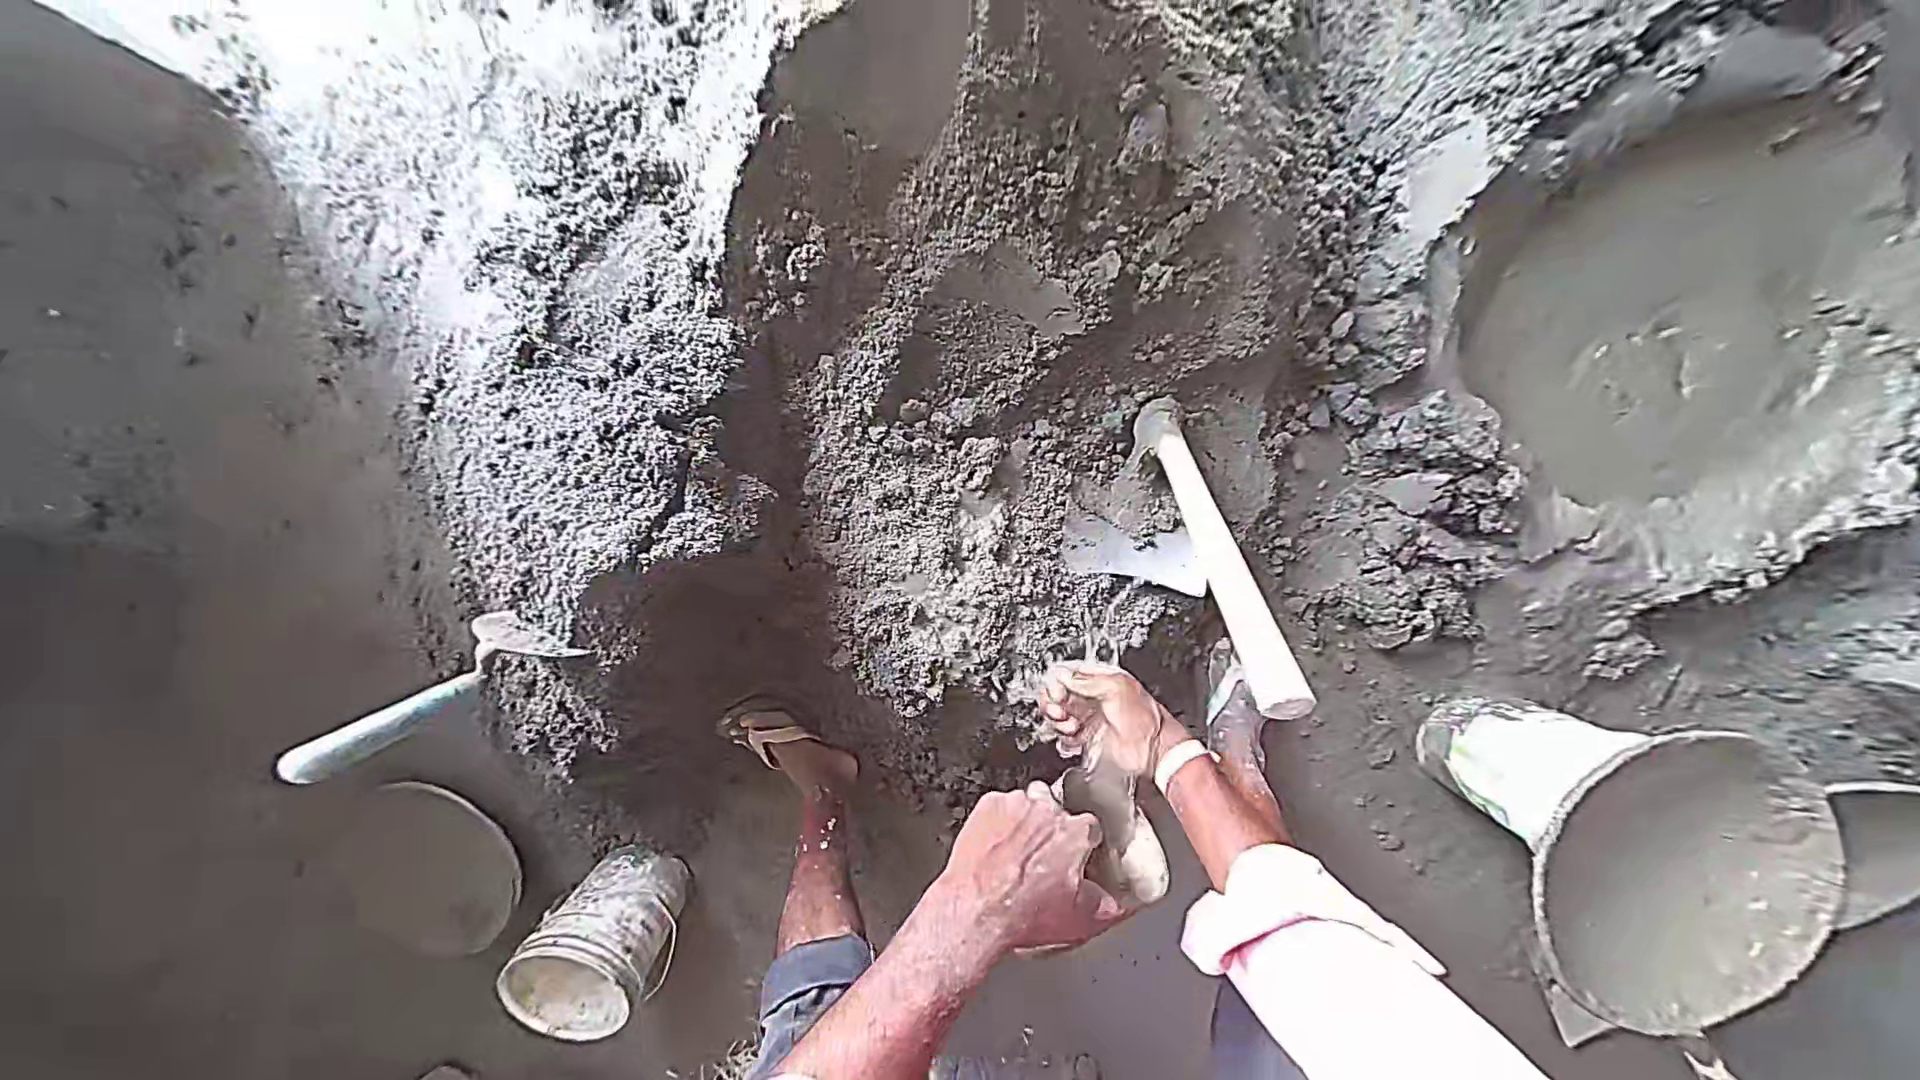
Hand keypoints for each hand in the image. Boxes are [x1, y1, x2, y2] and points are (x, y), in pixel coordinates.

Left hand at [933, 783, 1125, 955]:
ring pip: (1029, 803)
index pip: (1090, 826)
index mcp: (1075, 832)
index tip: (1076, 854)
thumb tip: (1117, 900)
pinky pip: (1001, 804)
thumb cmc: (1023, 915)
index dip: (1083, 842)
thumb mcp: (1081, 921)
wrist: (975, 910)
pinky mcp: (990, 803)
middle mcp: (1048, 810)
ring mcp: (1017, 803)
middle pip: (1057, 810)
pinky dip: (1000, 820)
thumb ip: (1108, 902)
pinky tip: (997, 844)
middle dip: (1052, 829)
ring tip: (1017, 851)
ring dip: (1027, 821)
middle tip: (1043, 857)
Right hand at [1037, 660, 1184, 776]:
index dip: (1057, 682)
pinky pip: (1064, 736)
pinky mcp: (1086, 739)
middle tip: (1059, 710)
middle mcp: (1091, 698)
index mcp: (1099, 680)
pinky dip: (1063, 737)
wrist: (1153, 749)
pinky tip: (1074, 737)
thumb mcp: (1114, 688)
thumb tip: (1061, 675)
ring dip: (1058, 721)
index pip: (1066, 675)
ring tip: (1071, 726)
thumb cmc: (1144, 717)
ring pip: (1057, 716)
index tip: (1057, 691)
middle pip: (1056, 695)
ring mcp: (1087, 719)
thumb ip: (1085, 681)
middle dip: (1052, 702)